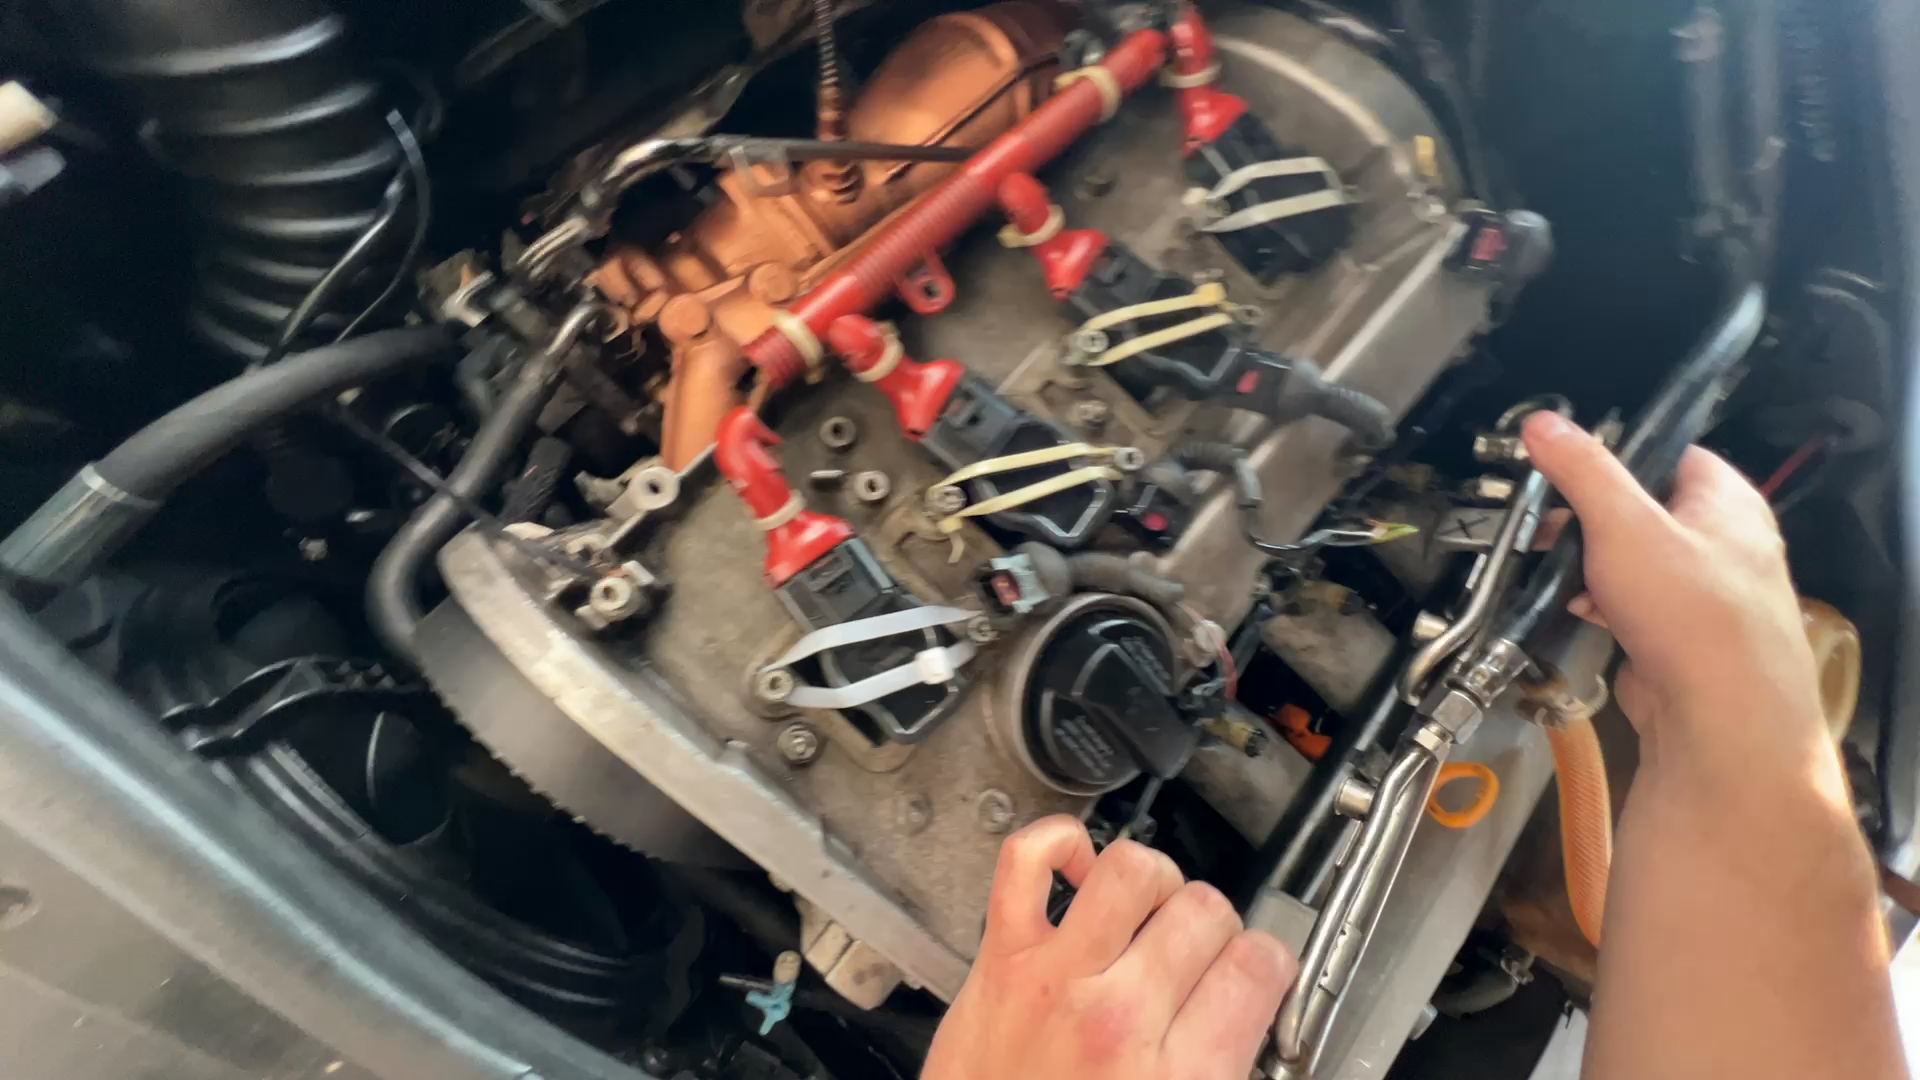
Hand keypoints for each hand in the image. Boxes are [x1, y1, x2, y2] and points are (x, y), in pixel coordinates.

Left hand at [923, 816, 1294, 1079]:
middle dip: (1212, 922)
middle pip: (1204, 910)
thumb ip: (1222, 1071)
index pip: (1256, 968)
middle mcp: (1120, 1015)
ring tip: (1145, 908)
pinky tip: (1078, 868)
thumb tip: (1248, 1012)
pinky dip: (1056, 840)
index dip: (1267, 959)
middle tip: (1194, 947)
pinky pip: (1025, 859)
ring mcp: (1058, 973)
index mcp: (1180, 1077)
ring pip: (1132, 869)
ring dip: (1153, 878)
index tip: (1254, 966)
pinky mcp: (1005, 951)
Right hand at [1520, 412, 1827, 757]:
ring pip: (1629, 552)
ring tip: (1561, 575)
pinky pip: (1631, 592)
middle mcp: (1724, 537)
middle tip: (1545, 529)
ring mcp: (1706, 583)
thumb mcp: (1623, 526)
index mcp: (1726, 500)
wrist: (1719, 710)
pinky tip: (1582, 609)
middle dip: (1583, 519)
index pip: (1665, 452)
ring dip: (1586, 561)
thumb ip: (1582, 471)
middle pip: (1637, 505)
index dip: (1611, 456)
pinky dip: (1600, 595)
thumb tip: (1543, 423)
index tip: (1560, 471)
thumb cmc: (1686, 610)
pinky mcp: (1683, 622)